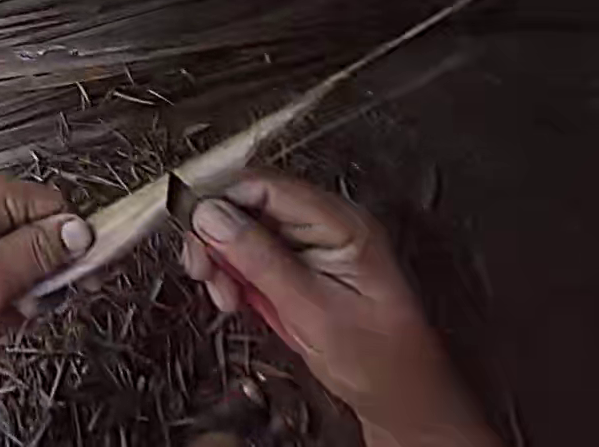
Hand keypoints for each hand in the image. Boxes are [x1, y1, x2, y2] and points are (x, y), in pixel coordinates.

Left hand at [0, 175, 92, 347]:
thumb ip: (42, 251)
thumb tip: (84, 230)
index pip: (58, 209)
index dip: (73, 246)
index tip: (78, 283)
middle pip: (44, 238)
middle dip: (40, 279)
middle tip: (22, 303)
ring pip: (25, 263)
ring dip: (19, 296)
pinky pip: (3, 275)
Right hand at [179, 171, 498, 446]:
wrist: (405, 412)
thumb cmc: (383, 367)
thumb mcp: (316, 313)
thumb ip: (259, 259)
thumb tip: (208, 213)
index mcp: (339, 222)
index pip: (263, 185)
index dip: (221, 199)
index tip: (193, 225)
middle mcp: (318, 221)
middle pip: (244, 202)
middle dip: (214, 233)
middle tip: (201, 267)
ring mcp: (302, 240)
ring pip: (235, 224)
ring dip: (217, 256)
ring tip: (221, 292)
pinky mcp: (288, 259)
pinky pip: (241, 248)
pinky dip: (227, 270)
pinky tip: (231, 294)